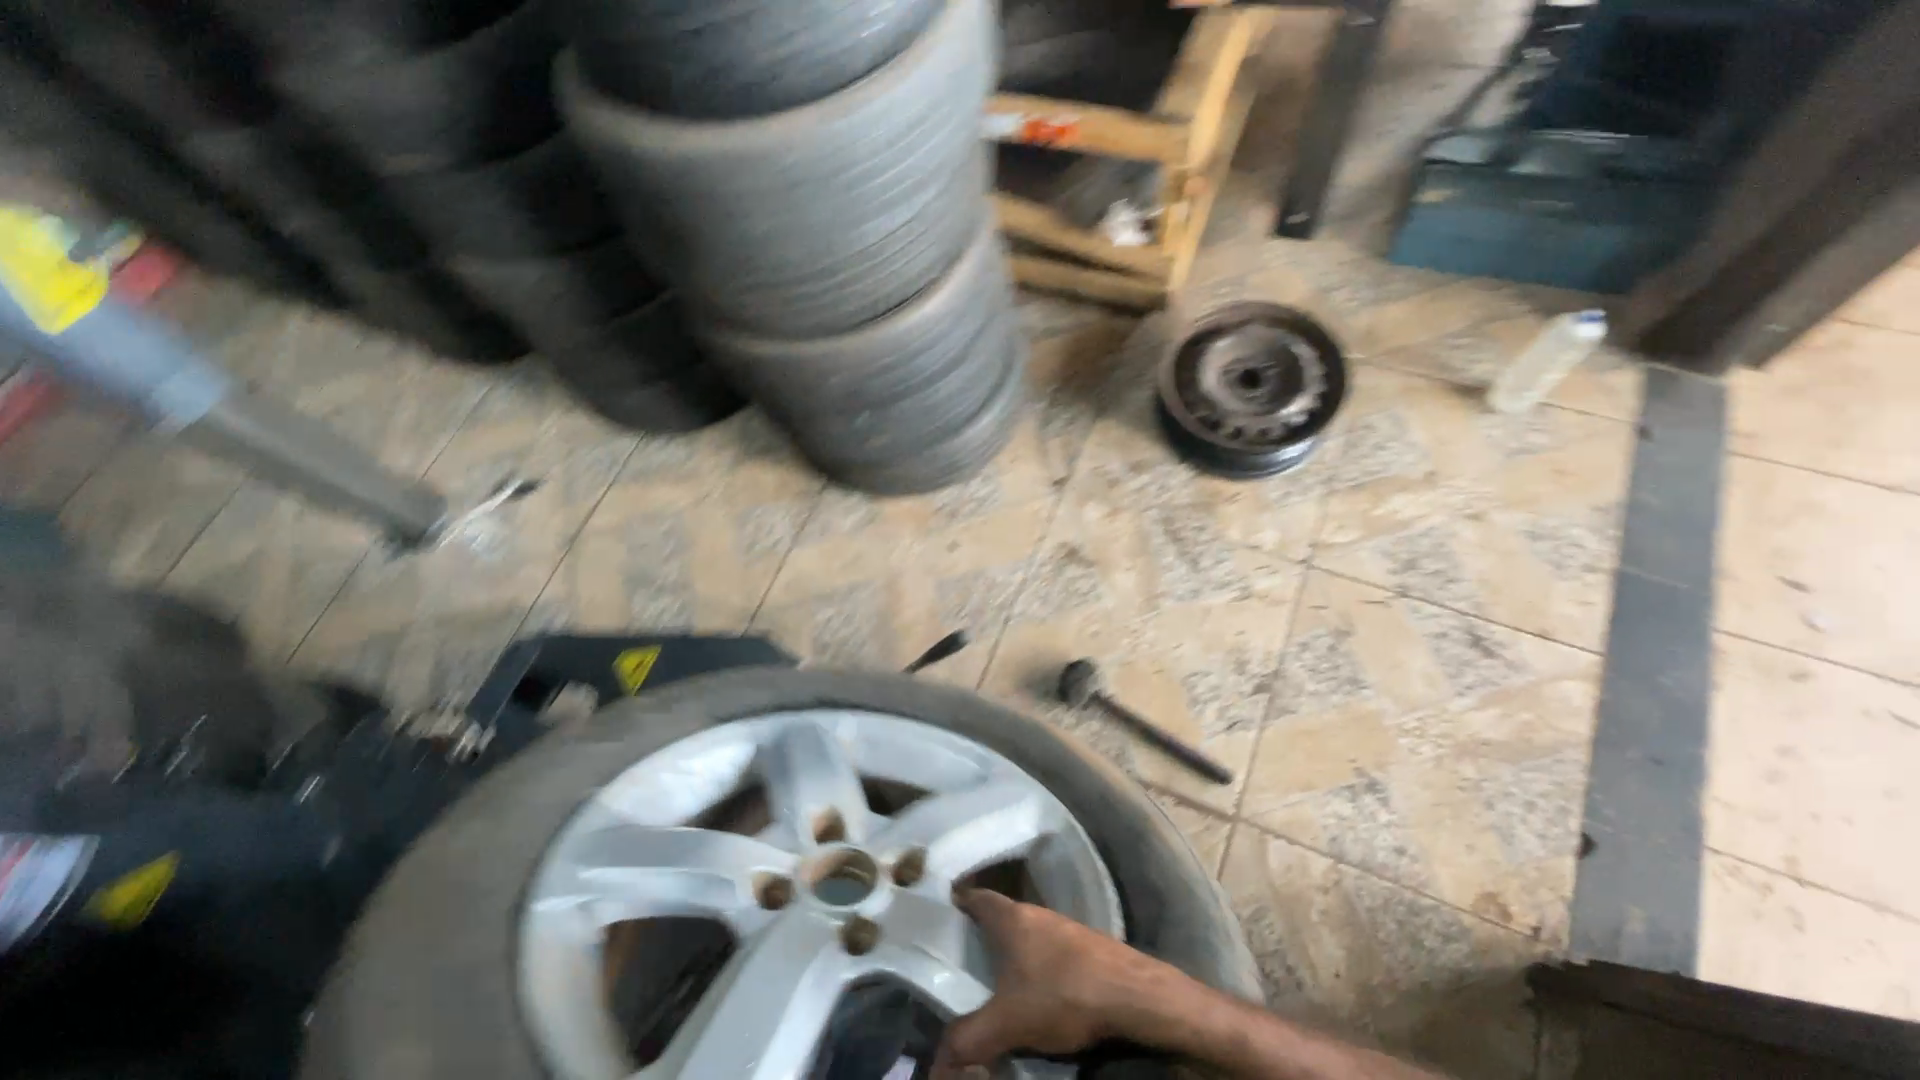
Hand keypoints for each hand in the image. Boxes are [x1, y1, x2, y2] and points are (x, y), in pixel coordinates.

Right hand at [931, 888, 1178, 1077]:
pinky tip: (1036, 993)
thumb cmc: (1063, 995)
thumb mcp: (1007, 1023)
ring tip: (995, 982)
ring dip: (1012, 954)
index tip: (940, 918)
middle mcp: (1037, 914)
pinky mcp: (1088, 949)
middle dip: (982, 937)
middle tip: (960, 961)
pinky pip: (1050, 952)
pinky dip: (1037, 968)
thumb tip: (936, 1066)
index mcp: (1011, 918)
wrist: (1136, 997)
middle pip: (1001, 917)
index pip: (975, 897)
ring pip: (1028, 935)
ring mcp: (1066, 928)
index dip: (956, 904)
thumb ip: (967, 1040)